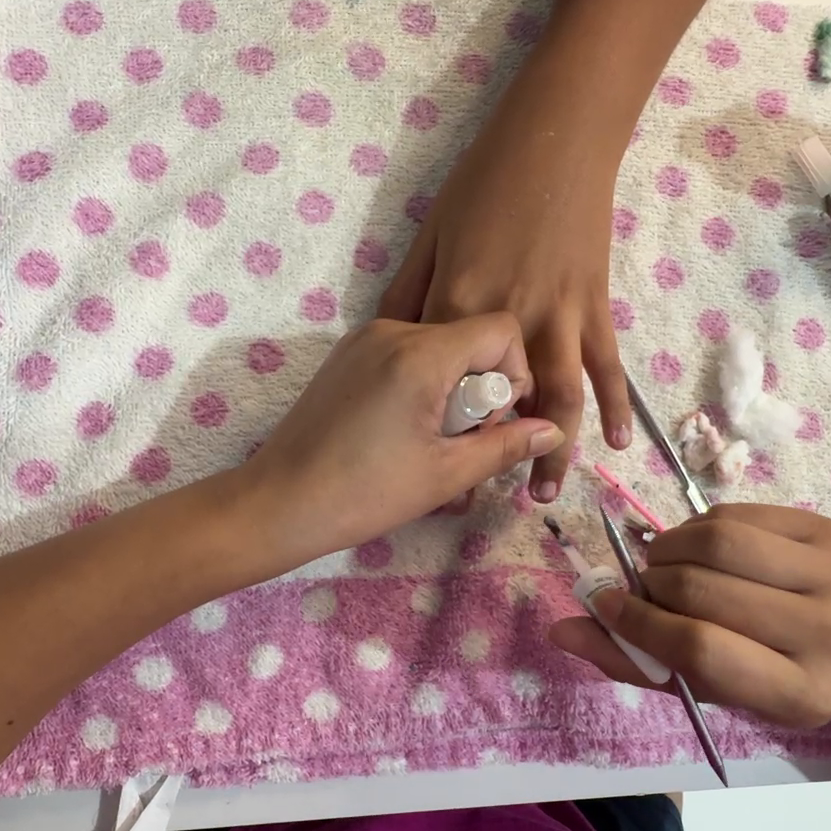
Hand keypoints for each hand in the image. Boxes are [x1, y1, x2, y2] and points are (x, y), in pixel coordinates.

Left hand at [240, 316, 563, 562]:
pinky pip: (404, 355)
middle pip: (468, 338)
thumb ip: (505, 446)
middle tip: (457, 441)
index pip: (500, 329)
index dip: (514, 373)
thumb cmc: (366, 492)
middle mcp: (393, 330)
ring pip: (437, 349)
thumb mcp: (446, 474)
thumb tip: (550, 429)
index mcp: (421, 352)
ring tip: (428, 441)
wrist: (280, 501)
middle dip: (480, 388)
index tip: (492, 421)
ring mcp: (364, 339)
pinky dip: (419, 385)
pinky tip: (400, 430)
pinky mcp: (346, 355)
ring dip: (450, 390)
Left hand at [378, 72, 630, 505]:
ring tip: (545, 494)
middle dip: (492, 453)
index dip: (436, 427)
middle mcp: (507, 323)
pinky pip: (606, 365)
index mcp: (454, 307)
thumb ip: (407, 294)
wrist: (556, 138)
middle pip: (499, 403)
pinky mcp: (593, 308)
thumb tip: (391, 343)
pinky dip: (616, 404)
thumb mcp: (427, 237)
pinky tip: (617, 442)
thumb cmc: (480, 184)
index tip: (430, 465)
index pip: (440, 384)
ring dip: (553, 448)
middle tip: (484, 493)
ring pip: (557, 397)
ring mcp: (557, 318)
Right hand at [548, 504, 830, 727]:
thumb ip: (634, 661)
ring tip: (666, 563)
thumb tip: (561, 631)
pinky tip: (701, 547)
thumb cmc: (772, 675)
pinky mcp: (830, 532)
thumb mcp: (710, 687)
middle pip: (703, 590)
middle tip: (644, 588)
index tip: (608, 606)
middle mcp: (830, 634)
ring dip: (670, 548)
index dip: (641, 623)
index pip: (701, 649)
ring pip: (718, 542)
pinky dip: (698, 528)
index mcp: (798, 692)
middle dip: (653, 583)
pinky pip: (736, 515)